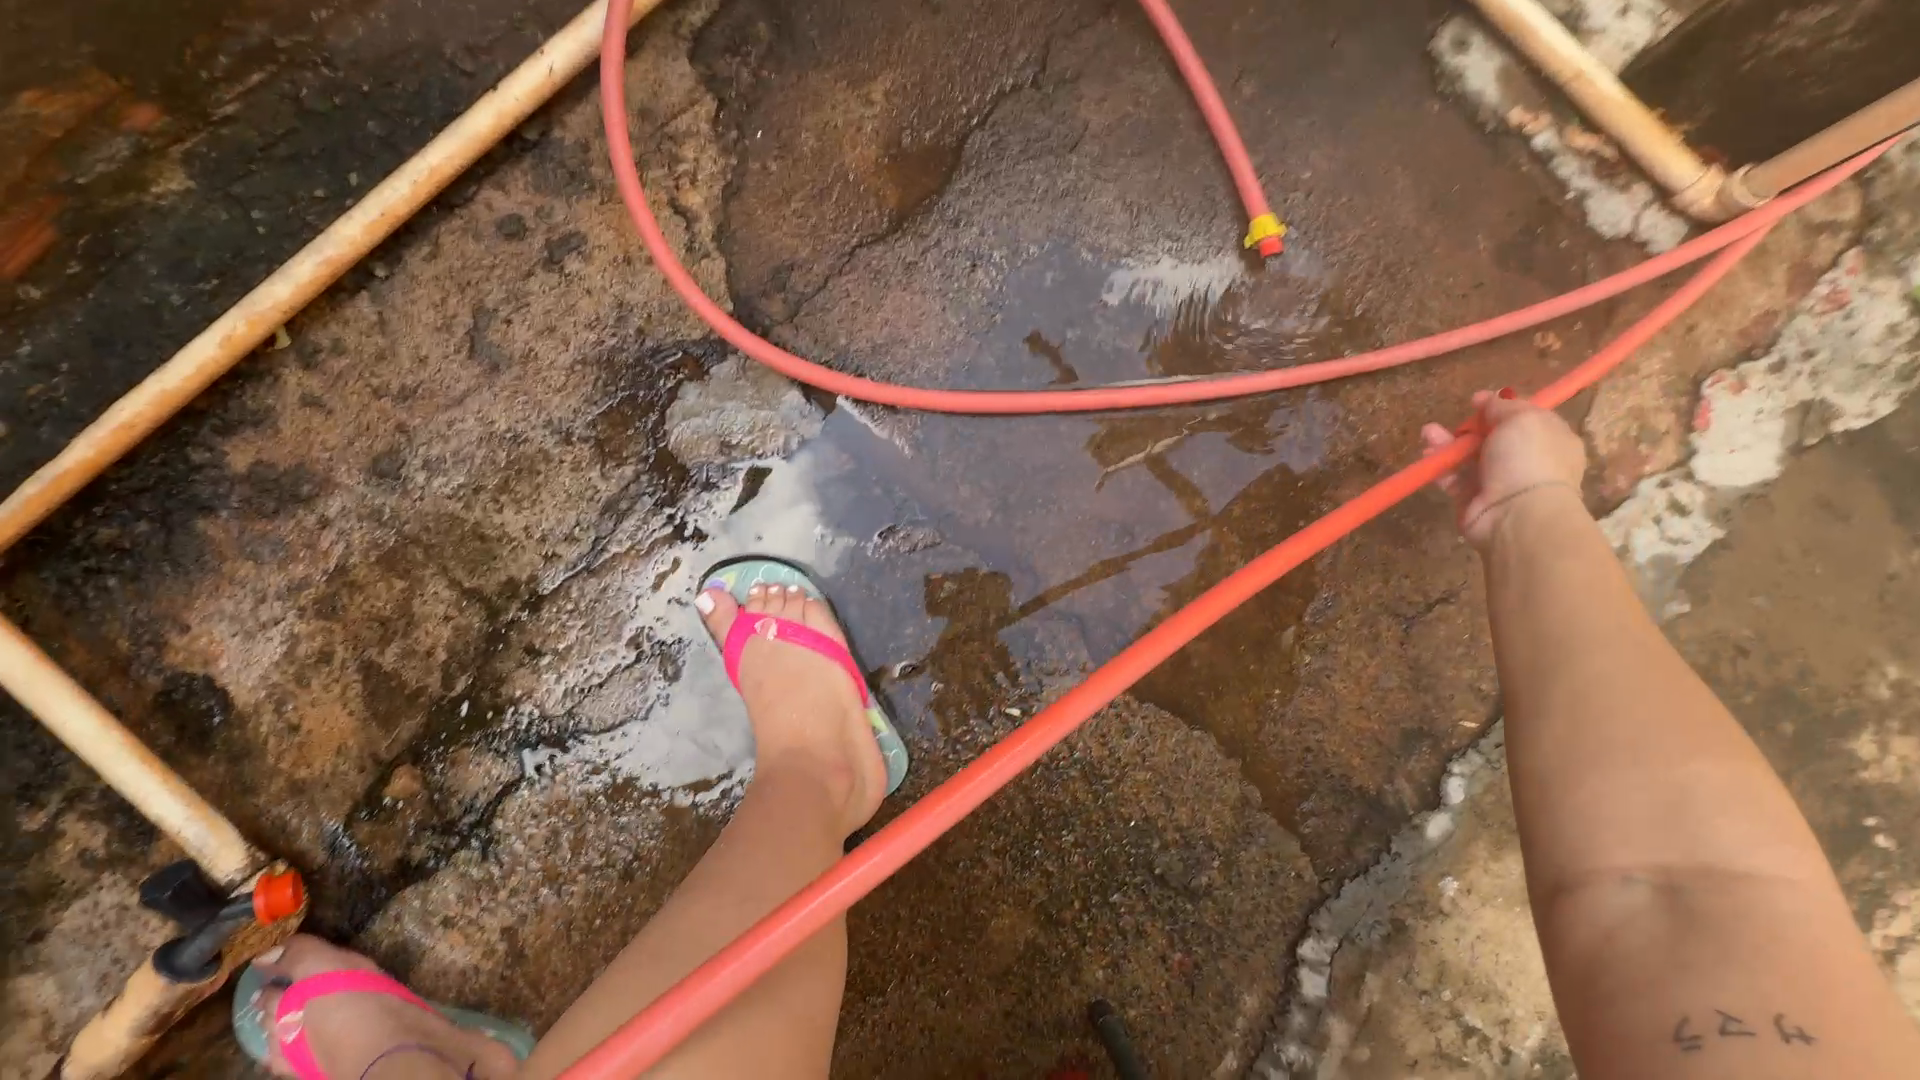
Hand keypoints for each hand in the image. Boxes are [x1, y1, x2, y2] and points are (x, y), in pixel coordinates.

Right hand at [1421, 390, 1586, 550]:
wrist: (1518, 513)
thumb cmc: (1529, 459)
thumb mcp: (1523, 419)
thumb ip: (1503, 406)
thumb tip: (1490, 400)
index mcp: (1549, 439)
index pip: (1524, 418)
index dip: (1500, 407)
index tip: (1477, 400)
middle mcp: (1525, 459)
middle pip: (1492, 437)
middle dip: (1470, 426)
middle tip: (1457, 420)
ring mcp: (1498, 480)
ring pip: (1468, 456)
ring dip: (1447, 442)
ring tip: (1427, 432)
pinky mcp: (1472, 498)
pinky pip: (1453, 477)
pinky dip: (1439, 465)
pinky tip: (1427, 453)